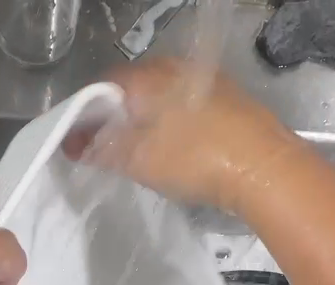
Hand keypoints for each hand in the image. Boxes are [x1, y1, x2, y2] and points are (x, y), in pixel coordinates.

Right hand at [70, 58, 301, 216]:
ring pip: (157, 96)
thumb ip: (102, 150)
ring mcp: (202, 79)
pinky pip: (180, 104)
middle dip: (112, 117)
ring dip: (140, 120)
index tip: (76, 142)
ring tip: (134, 153)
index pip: (101, 87)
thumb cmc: (194, 160)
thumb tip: (74, 144)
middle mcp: (174, 68)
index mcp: (147, 78)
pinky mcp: (223, 97)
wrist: (261, 167)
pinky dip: (165, 122)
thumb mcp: (139, 161)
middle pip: (130, 89)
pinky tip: (168, 147)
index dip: (84, 115)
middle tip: (103, 151)